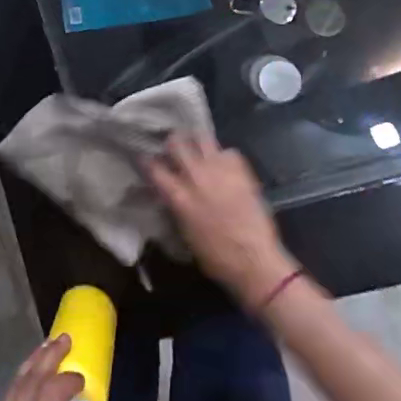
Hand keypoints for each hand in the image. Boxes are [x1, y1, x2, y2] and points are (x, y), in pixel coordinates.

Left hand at [0, 335, 106, 400]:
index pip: (46, 400)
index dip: (65, 381)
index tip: (83, 377)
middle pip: (23, 386)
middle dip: (45, 358)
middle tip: (64, 337)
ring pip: (9, 394)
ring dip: (29, 368)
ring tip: (47, 349)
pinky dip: (19, 391)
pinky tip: (30, 388)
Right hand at [143, 134, 295, 302]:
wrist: (255, 261)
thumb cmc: (215, 256)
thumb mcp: (183, 230)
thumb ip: (174, 205)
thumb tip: (169, 193)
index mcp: (178, 195)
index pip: (153, 166)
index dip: (147, 160)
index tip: (146, 159)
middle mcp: (196, 177)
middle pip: (176, 142)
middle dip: (172, 143)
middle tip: (173, 149)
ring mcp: (220, 171)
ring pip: (202, 138)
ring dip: (196, 142)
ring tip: (197, 149)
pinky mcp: (242, 172)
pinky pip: (228, 151)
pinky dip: (223, 156)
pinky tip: (223, 166)